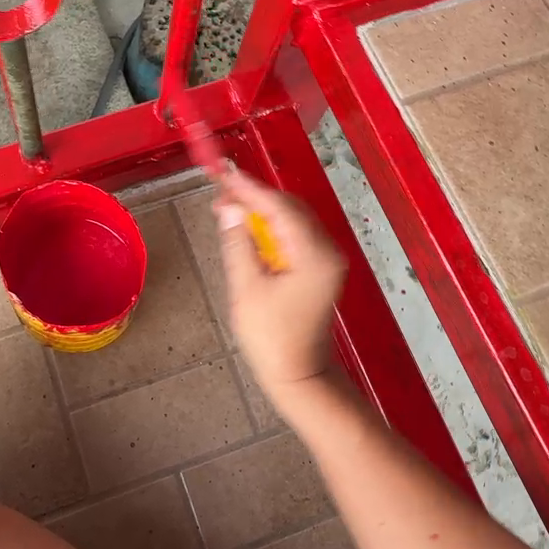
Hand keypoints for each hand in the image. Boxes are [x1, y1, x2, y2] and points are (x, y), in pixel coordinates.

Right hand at [214, 169, 346, 398]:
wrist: (300, 375)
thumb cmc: (270, 338)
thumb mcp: (246, 289)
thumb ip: (238, 243)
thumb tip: (229, 208)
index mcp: (313, 254)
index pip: (279, 207)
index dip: (249, 188)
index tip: (223, 174)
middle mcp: (327, 250)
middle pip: (290, 208)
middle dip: (255, 197)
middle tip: (220, 192)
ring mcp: (327, 259)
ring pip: (293, 219)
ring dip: (263, 211)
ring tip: (229, 208)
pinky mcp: (321, 268)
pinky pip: (296, 235)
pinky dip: (272, 227)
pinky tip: (249, 229)